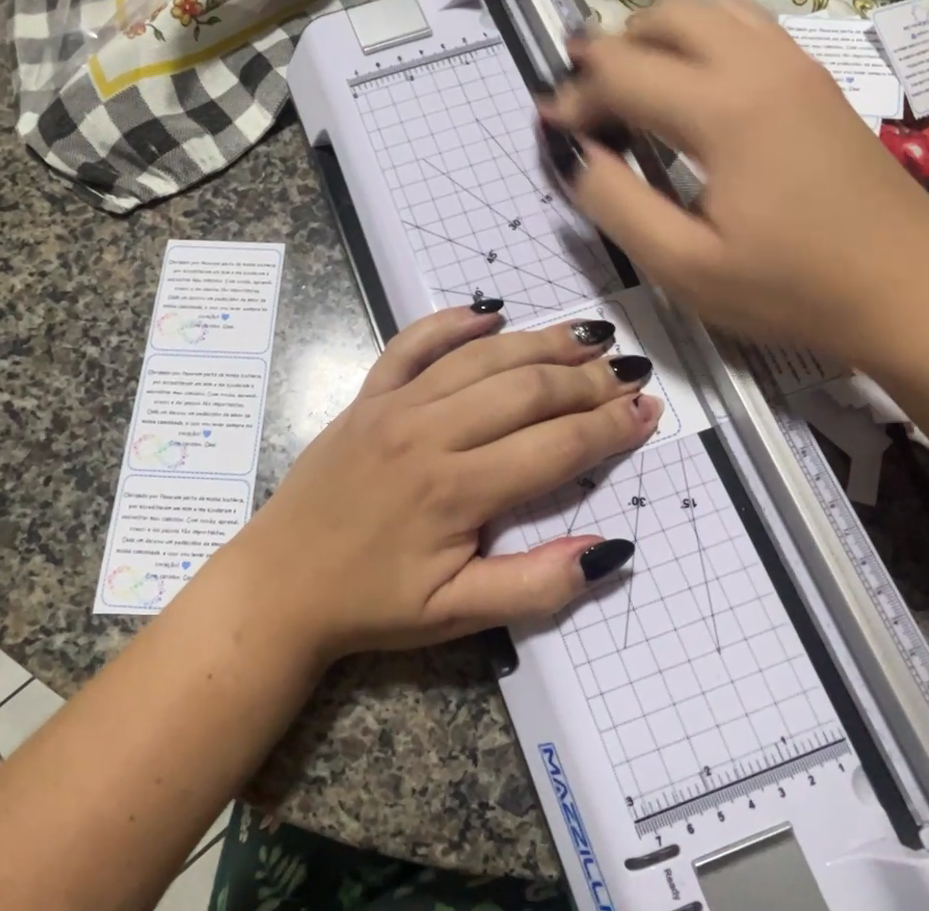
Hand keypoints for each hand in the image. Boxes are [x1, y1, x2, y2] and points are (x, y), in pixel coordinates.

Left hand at [210, 305, 661, 662]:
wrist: (279, 586)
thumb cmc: (370, 605)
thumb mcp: (457, 614)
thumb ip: (536, 585)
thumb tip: (610, 551)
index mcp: (455, 490)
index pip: (555, 445)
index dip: (610, 428)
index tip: (649, 413)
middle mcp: (427, 433)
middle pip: (526, 390)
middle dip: (587, 381)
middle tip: (630, 376)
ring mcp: (392, 407)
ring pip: (480, 359)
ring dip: (539, 344)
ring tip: (587, 337)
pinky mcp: (365, 398)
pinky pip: (411, 345)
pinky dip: (451, 323)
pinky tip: (488, 313)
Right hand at [539, 0, 928, 364]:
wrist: (907, 288)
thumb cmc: (789, 287)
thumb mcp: (684, 266)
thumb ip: (616, 203)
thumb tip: (576, 154)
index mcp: (723, 109)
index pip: (622, 71)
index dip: (574, 95)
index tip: (549, 129)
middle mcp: (759, 65)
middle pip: (664, 15)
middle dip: (611, 50)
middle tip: (587, 105)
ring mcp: (794, 65)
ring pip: (708, 10)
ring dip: (656, 37)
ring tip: (631, 92)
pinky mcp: (814, 81)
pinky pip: (743, 27)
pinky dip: (699, 41)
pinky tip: (690, 92)